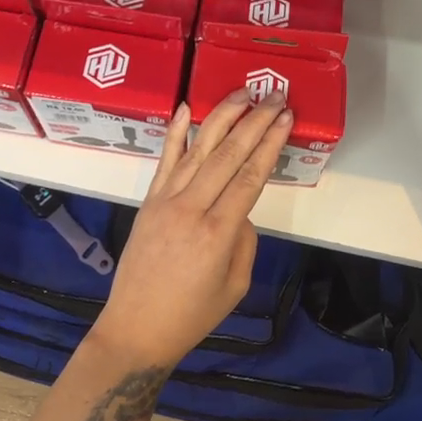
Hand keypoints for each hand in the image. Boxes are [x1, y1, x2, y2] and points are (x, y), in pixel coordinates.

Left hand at [90, 89, 293, 367]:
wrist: (136, 328)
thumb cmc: (192, 315)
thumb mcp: (235, 284)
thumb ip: (244, 239)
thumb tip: (240, 207)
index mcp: (218, 233)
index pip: (250, 176)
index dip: (269, 144)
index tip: (285, 118)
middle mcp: (191, 208)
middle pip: (228, 154)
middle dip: (254, 121)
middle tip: (275, 96)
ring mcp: (166, 200)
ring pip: (198, 148)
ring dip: (222, 116)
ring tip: (243, 92)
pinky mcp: (148, 200)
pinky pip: (165, 160)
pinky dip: (176, 132)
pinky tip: (187, 108)